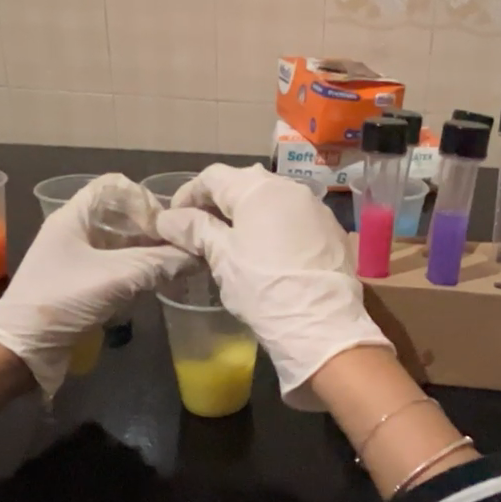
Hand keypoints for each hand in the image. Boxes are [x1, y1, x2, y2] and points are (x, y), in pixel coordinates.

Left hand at [0, 174, 193, 393]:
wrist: (21, 348)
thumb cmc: (62, 300)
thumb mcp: (116, 278)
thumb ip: (159, 264)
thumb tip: (198, 256)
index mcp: (74, 216)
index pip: (115, 186)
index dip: (143, 200)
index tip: (167, 226)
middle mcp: (75, 232)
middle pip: (122, 215)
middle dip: (152, 230)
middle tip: (180, 249)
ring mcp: (76, 259)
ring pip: (121, 243)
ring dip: (148, 253)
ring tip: (175, 268)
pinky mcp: (81, 284)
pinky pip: (116, 267)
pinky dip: (137, 272)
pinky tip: (155, 285)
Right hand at [155, 164, 390, 408]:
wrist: (322, 325)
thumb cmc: (263, 288)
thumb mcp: (222, 258)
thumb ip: (195, 229)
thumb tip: (168, 218)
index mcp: (259, 188)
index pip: (214, 176)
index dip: (188, 194)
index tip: (175, 220)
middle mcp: (291, 188)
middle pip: (245, 185)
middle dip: (219, 204)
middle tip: (201, 232)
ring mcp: (316, 208)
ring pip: (273, 202)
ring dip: (249, 216)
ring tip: (232, 244)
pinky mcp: (332, 231)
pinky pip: (295, 220)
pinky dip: (275, 229)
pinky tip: (267, 254)